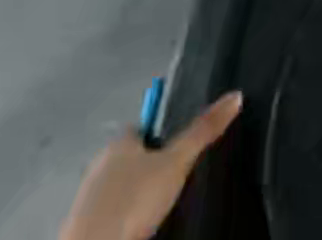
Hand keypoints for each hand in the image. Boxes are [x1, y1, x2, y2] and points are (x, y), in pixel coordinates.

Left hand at [59, 91, 241, 239]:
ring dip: (141, 198)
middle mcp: (99, 166)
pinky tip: (148, 228)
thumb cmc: (132, 202)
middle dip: (153, 169)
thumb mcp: (176, 163)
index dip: (162, 136)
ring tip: (168, 208)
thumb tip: (235, 95)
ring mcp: (89, 202)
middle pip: (132, 159)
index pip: (142, 128)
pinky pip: (115, 217)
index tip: (182, 150)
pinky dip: (130, 221)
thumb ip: (203, 131)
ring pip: (123, 190)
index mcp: (118, 143)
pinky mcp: (86, 231)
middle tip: (181, 180)